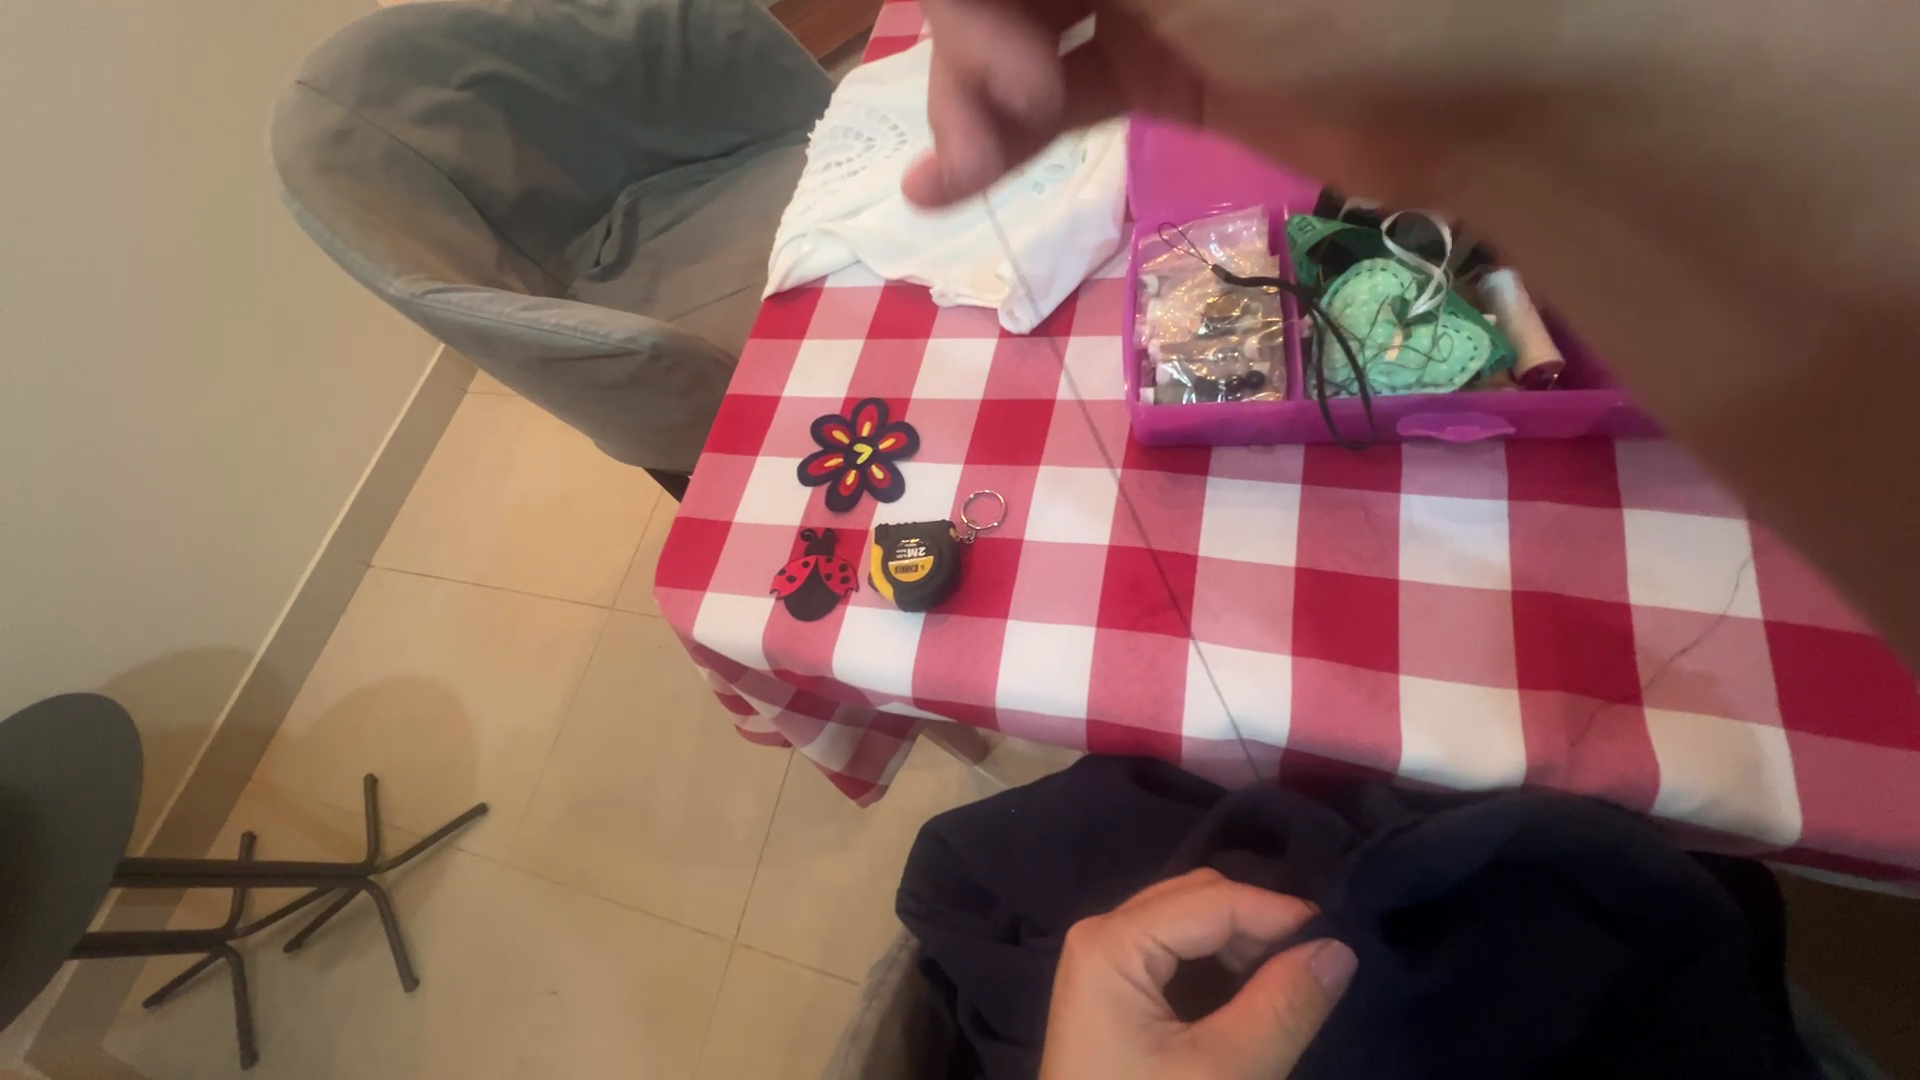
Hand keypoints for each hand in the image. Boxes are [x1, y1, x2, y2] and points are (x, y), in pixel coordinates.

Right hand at [903, 0, 1919, 670]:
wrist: (1505, 92)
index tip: (991, 56)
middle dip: (969, 42)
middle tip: (998, 118)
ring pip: (1020, 29)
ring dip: (976, 101)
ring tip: (968, 170)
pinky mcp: (1167, 53)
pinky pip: (1060, 85)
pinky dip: (1007, 131)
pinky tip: (947, 182)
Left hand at [1039, 869, 1356, 1079]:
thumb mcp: (1221, 1073)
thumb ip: (1281, 1007)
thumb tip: (1338, 949)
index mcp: (1112, 941)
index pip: (1209, 899)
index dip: (1277, 910)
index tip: (1341, 936)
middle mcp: (1101, 931)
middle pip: (1193, 898)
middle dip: (1257, 921)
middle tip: (1318, 960)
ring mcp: (1102, 956)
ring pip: (1185, 919)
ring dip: (1240, 941)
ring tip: (1291, 978)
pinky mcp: (1111, 985)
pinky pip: (1171, 947)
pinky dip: (1215, 961)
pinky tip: (1250, 990)